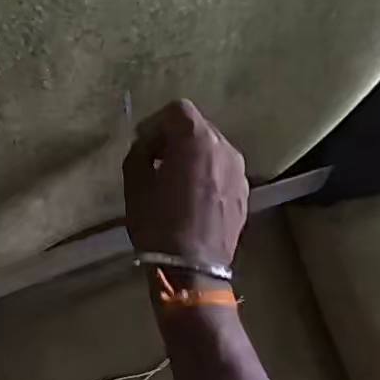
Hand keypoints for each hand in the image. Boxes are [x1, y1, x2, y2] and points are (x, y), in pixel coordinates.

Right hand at [122, 100, 249, 266]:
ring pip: (213, 150)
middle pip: (199, 128)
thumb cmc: (159, 226)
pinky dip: (208, 175)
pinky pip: (223, 172)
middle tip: (157, 163)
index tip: (144, 145)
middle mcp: (225, 148)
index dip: (156, 124)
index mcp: (197, 140)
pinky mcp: (245, 194)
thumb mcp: (135, 186)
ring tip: (176, 183)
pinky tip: (194, 199)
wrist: (192, 269)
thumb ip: (139, 153)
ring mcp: (239, 172)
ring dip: (194, 157)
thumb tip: (147, 146)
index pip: (178, 110)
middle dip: (176, 139)